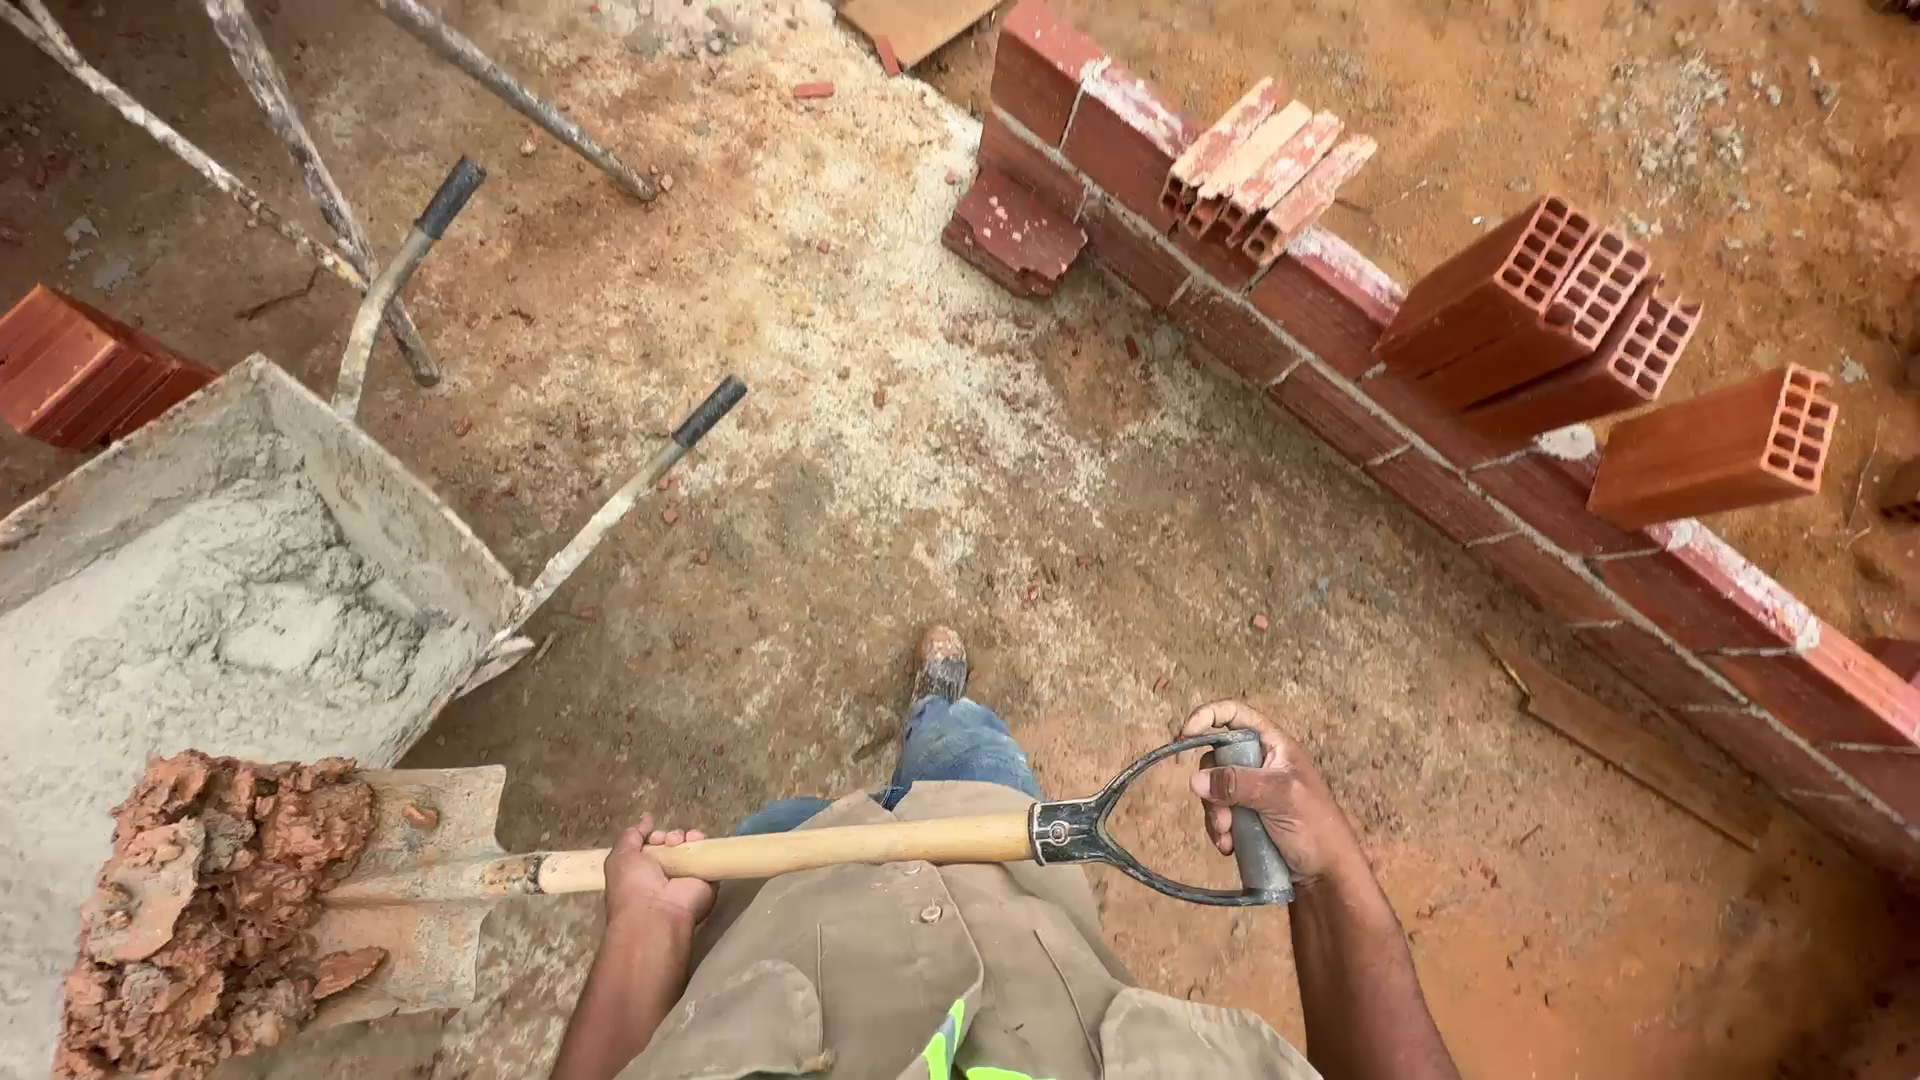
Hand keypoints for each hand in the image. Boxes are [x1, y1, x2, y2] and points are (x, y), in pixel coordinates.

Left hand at [603, 814, 715, 931]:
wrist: (657, 913)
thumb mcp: (620, 857)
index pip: (655, 846)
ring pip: (692, 847)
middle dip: (672, 836)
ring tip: (681, 842)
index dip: (655, 836)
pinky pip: (709, 855)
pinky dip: (704, 844)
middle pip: (675, 844)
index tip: (654, 837)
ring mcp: (687, 877)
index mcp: (644, 872)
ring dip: (688, 837)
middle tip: (669, 841)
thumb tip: (646, 818)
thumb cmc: (632, 886)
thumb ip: (631, 835)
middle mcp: (666, 874)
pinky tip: (696, 841)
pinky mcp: (707, 879)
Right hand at [1181, 700, 1366, 885]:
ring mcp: (1250, 790)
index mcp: (1274, 746)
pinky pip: (1217, 811)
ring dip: (1214, 813)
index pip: (1235, 715)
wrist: (1327, 878)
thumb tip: (1195, 780)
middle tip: (1221, 814)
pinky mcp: (1244, 814)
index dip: (1208, 716)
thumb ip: (1238, 783)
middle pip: (1217, 756)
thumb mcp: (1280, 797)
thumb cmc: (1316, 828)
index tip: (1185, 735)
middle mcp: (1259, 762)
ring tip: (1227, 836)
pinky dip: (1218, 828)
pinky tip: (1229, 846)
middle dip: (1212, 786)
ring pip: (1213, 787)